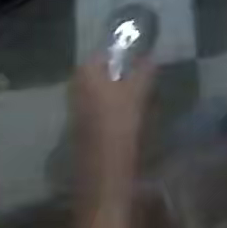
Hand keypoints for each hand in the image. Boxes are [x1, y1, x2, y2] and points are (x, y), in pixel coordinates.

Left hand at [70, 56, 156, 201]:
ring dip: (122, 94)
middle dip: (125, 75)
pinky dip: (116, 110)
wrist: (103, 174)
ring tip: (145, 101)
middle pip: (104, 73)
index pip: (107, 53)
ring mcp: (76, 109)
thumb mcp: (138, 93)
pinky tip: (132, 120)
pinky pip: (101, 110)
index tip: (148, 61)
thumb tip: (151, 56)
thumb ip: (144, 71)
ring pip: (103, 93)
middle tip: (149, 81)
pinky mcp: (82, 129)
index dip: (128, 55)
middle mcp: (75, 87)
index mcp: (85, 73)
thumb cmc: (119, 126)